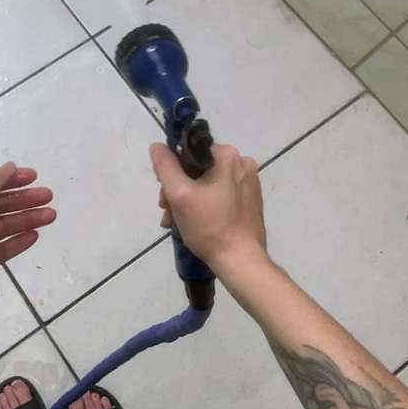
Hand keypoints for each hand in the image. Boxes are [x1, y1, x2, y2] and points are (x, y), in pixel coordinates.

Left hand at [0, 163, 53, 315]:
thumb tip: (9, 167)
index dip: (12, 178)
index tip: (35, 177)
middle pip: (1, 204)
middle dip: (25, 199)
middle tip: (49, 197)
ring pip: (6, 225)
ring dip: (28, 218)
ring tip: (51, 216)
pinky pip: (5, 246)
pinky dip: (20, 239)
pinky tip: (35, 236)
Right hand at [151, 143, 266, 274]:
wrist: (241, 261)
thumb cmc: (210, 226)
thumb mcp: (179, 194)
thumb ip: (165, 167)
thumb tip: (157, 146)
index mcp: (228, 156)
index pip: (189, 152)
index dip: (172, 170)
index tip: (165, 193)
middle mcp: (242, 164)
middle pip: (197, 168)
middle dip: (178, 189)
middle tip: (168, 211)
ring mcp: (249, 183)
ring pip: (207, 182)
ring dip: (188, 199)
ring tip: (177, 221)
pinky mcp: (250, 200)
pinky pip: (220, 194)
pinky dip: (205, 205)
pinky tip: (195, 223)